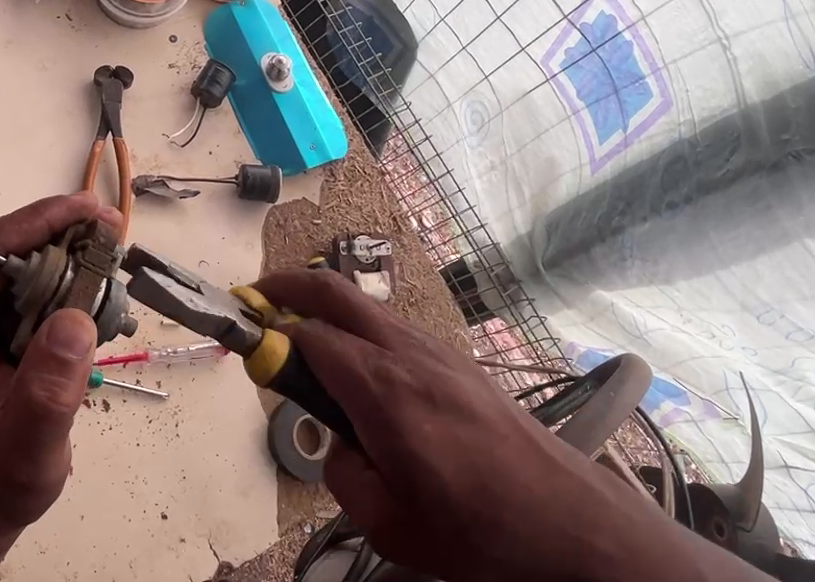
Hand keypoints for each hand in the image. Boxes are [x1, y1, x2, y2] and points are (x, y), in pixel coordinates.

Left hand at [0, 193, 116, 575]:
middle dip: (59, 234)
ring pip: (10, 258)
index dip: (44, 220)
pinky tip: (84, 288)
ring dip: (60, 255)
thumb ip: (51, 381)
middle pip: (1, 245)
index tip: (95, 210)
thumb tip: (77, 316)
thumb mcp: (29, 439)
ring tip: (106, 260)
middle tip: (113, 236)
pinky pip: (12, 280)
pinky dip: (51, 277)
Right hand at [252, 270, 764, 581]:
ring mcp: (434, 348)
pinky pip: (393, 324)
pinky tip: (360, 361)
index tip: (245, 337)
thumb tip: (338, 443)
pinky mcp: (455, 358)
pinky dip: (360, 323)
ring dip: (325, 302)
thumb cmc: (476, 529)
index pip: (308, 336)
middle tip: (257, 294)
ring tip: (303, 330)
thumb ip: (344, 473)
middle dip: (287, 284)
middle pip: (334, 290)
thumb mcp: (390, 525)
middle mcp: (405, 352)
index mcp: (381, 389)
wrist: (568, 520)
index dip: (271, 334)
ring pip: (365, 303)